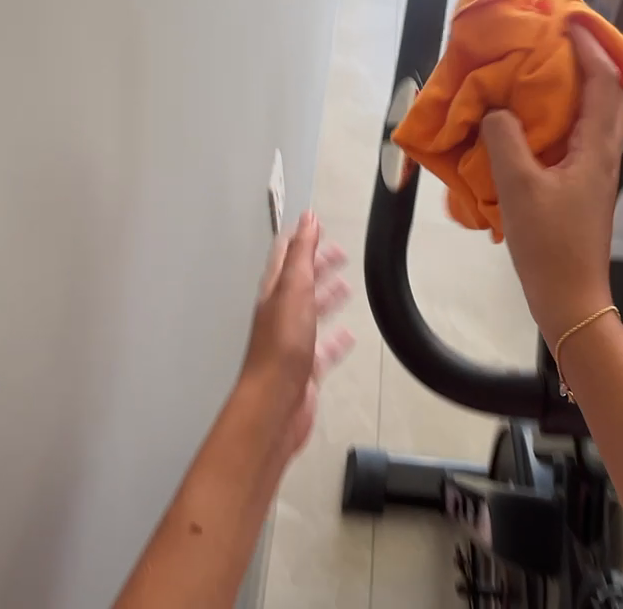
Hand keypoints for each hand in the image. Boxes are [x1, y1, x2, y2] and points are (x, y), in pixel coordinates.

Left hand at [241, 211, 355, 456]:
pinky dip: (336, 338)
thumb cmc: (281, 347)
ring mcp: (292, 342)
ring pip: (312, 311)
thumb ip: (301, 253)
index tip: (315, 223)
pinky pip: (323, 347)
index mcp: (274, 293)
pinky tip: (348, 335)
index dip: (300, 238)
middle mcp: (280, 314)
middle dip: (319, 265)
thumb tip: (306, 219)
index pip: (285, 256)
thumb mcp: (294, 289)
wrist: (275, 404)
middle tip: (339, 253)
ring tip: (347, 287)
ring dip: (327, 296)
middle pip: (301, 282)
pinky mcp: (306, 367)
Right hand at [482, 25, 622, 340]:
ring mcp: (594, 172)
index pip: (605, 83)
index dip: (591, 49)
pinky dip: (561, 117)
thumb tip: (496, 111)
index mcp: (597, 149)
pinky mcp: (581, 187)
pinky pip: (577, 137)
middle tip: (560, 42)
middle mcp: (603, 155)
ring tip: (544, 72)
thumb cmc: (550, 244)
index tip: (569, 24)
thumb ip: (505, 140)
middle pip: (610, 95)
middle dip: (591, 62)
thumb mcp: (519, 188)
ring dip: (577, 88)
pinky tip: (531, 121)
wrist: (570, 298)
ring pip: (595, 116)